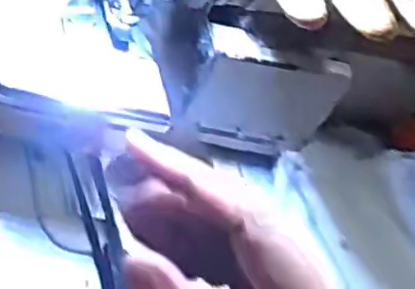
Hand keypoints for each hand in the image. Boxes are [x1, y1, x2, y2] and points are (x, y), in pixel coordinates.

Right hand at [112, 131, 330, 288]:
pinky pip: (230, 266)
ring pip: (225, 238)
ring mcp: (286, 274)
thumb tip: (130, 256)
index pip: (230, 201)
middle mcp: (292, 260)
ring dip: (177, 232)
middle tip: (122, 200)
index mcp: (293, 265)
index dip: (178, 168)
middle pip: (225, 213)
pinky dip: (193, 261)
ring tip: (133, 228)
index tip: (130, 141)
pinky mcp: (274, 286)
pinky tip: (164, 266)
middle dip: (171, 204)